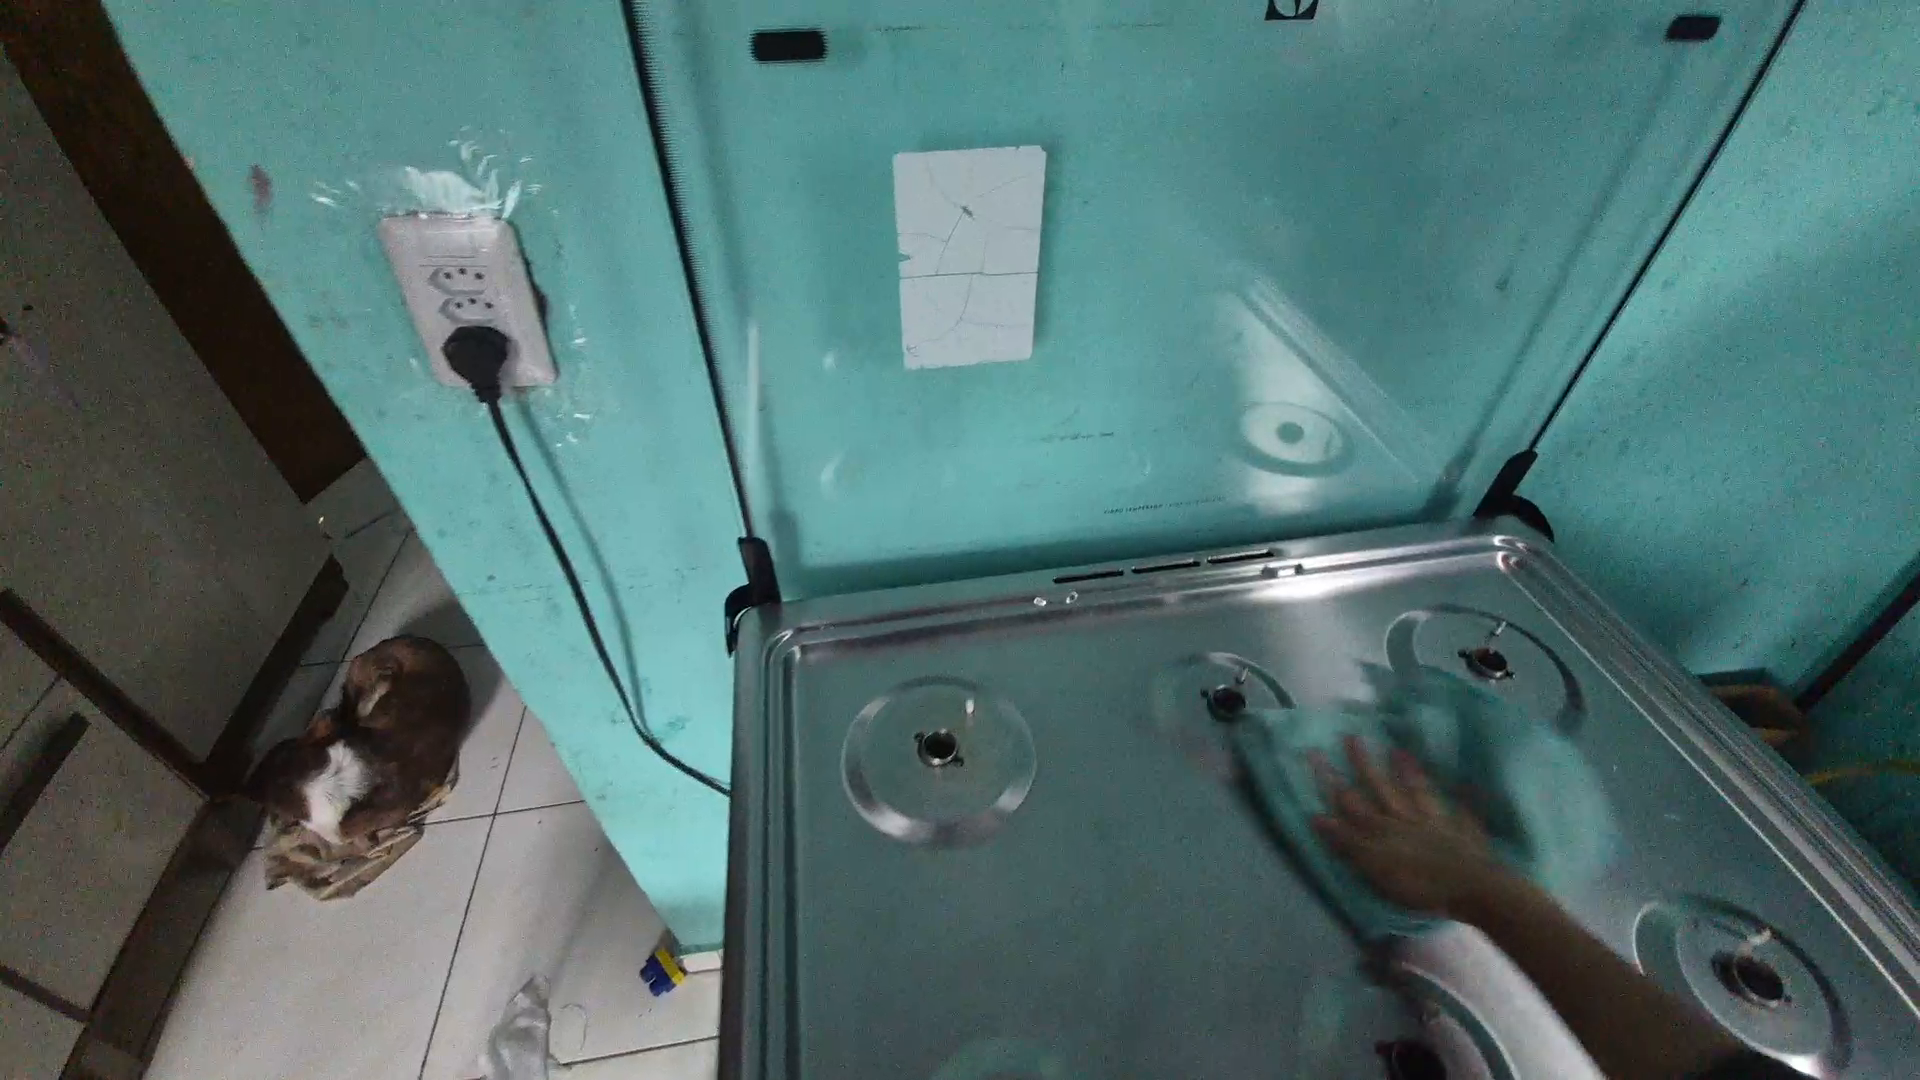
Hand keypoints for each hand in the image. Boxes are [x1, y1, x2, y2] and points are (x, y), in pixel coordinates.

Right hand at [1309, 735, 1512, 919]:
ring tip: (1397, 751)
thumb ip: (1346, 840)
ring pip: (1417, 793)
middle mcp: (1404, 818)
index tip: (1316, 752)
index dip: (1330, 778)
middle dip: (1363, 764)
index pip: (1349, 799)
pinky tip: (1466, 785)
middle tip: (1351, 737)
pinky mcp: (1464, 835)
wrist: (1475, 890)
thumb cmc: (1419, 884)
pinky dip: (1463, 800)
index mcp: (1380, 828)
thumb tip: (1315, 815)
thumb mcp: (1373, 866)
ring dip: (1407, 772)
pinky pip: (1463, 813)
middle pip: (1380, 787)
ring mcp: (1435, 823)